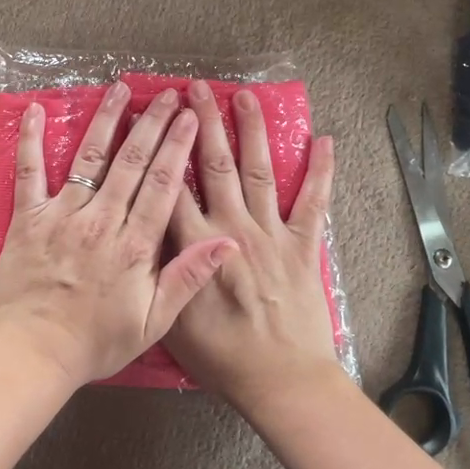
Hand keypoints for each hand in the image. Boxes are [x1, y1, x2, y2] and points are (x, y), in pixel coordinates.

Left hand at [0, 84, 238, 385]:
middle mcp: (101, 221)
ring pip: (89, 158)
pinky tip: (36, 111)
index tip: (189, 118)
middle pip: (131, 162)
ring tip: (120, 89)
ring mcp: (62, 215)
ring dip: (106, 120)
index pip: (163, 185)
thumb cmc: (94, 343)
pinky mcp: (28, 219)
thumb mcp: (152, 322)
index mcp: (134, 245)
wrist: (34, 352)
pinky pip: (28, 172)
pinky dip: (31, 140)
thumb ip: (187, 278)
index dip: (177, 147)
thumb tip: (227, 242)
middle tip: (166, 93)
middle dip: (151, 124)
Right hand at [164, 81, 341, 412]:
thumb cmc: (221, 357)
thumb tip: (146, 228)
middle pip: (214, 165)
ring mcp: (271, 234)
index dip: (163, 146)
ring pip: (258, 171)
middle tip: (196, 87)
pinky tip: (323, 140)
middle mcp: (233, 228)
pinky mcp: (304, 246)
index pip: (173, 185)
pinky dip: (319, 171)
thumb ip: (161, 266)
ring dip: (251, 130)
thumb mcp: (171, 319)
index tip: (155, 115)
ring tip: (245, 96)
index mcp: (196, 245)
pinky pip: (313, 202)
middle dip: (205, 122)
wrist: (281, 381)